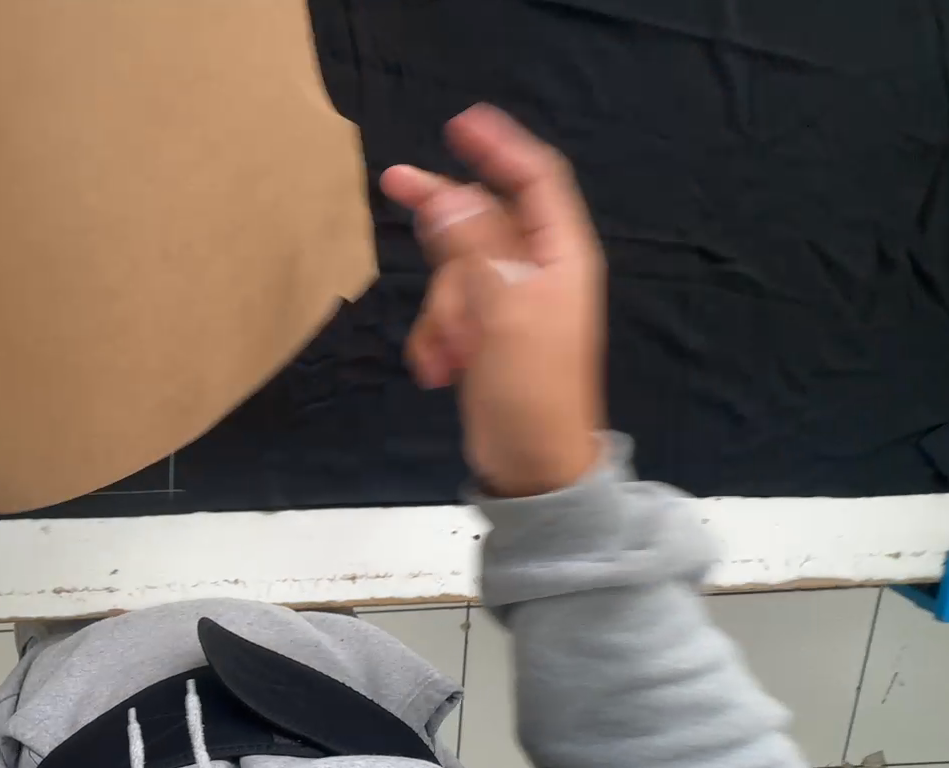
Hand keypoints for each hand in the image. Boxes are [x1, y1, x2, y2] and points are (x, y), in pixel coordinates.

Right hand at [380, 105, 605, 496]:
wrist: (529, 462)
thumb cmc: (530, 391)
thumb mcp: (504, 316)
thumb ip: (475, 256)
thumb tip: (447, 201)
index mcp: (557, 258)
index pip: (532, 183)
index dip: (499, 150)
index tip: (459, 123)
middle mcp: (532, 273)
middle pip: (476, 227)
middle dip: (442, 238)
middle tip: (391, 183)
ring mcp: (503, 307)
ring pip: (450, 279)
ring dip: (437, 318)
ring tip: (446, 361)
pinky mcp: (479, 337)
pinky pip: (443, 318)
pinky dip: (433, 342)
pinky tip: (439, 372)